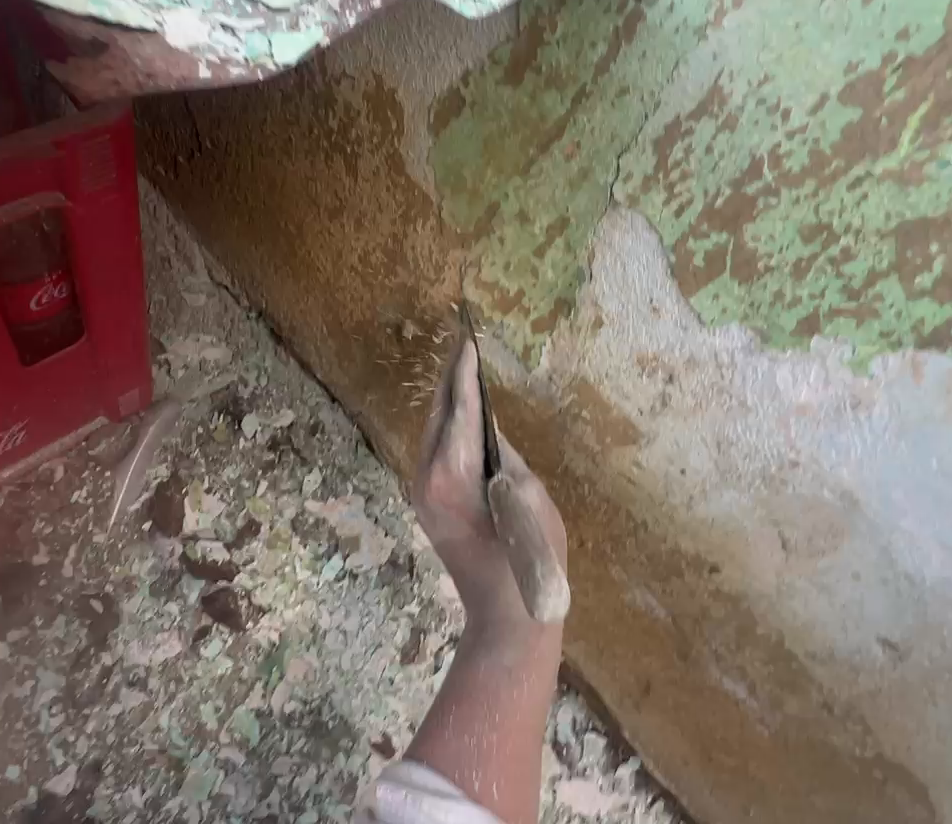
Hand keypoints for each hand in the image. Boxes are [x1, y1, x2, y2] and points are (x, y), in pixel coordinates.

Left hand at [413, 335, 566, 639]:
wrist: (505, 614)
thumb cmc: (529, 556)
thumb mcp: (529, 494)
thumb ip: (505, 454)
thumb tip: (488, 429)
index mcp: (453, 470)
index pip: (460, 406)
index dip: (465, 370)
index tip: (467, 337)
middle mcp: (427, 475)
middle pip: (438, 414)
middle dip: (451, 378)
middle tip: (464, 343)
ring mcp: (421, 492)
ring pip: (432, 433)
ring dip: (448, 402)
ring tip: (465, 371)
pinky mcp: (426, 504)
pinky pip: (434, 453)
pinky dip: (448, 429)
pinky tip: (462, 417)